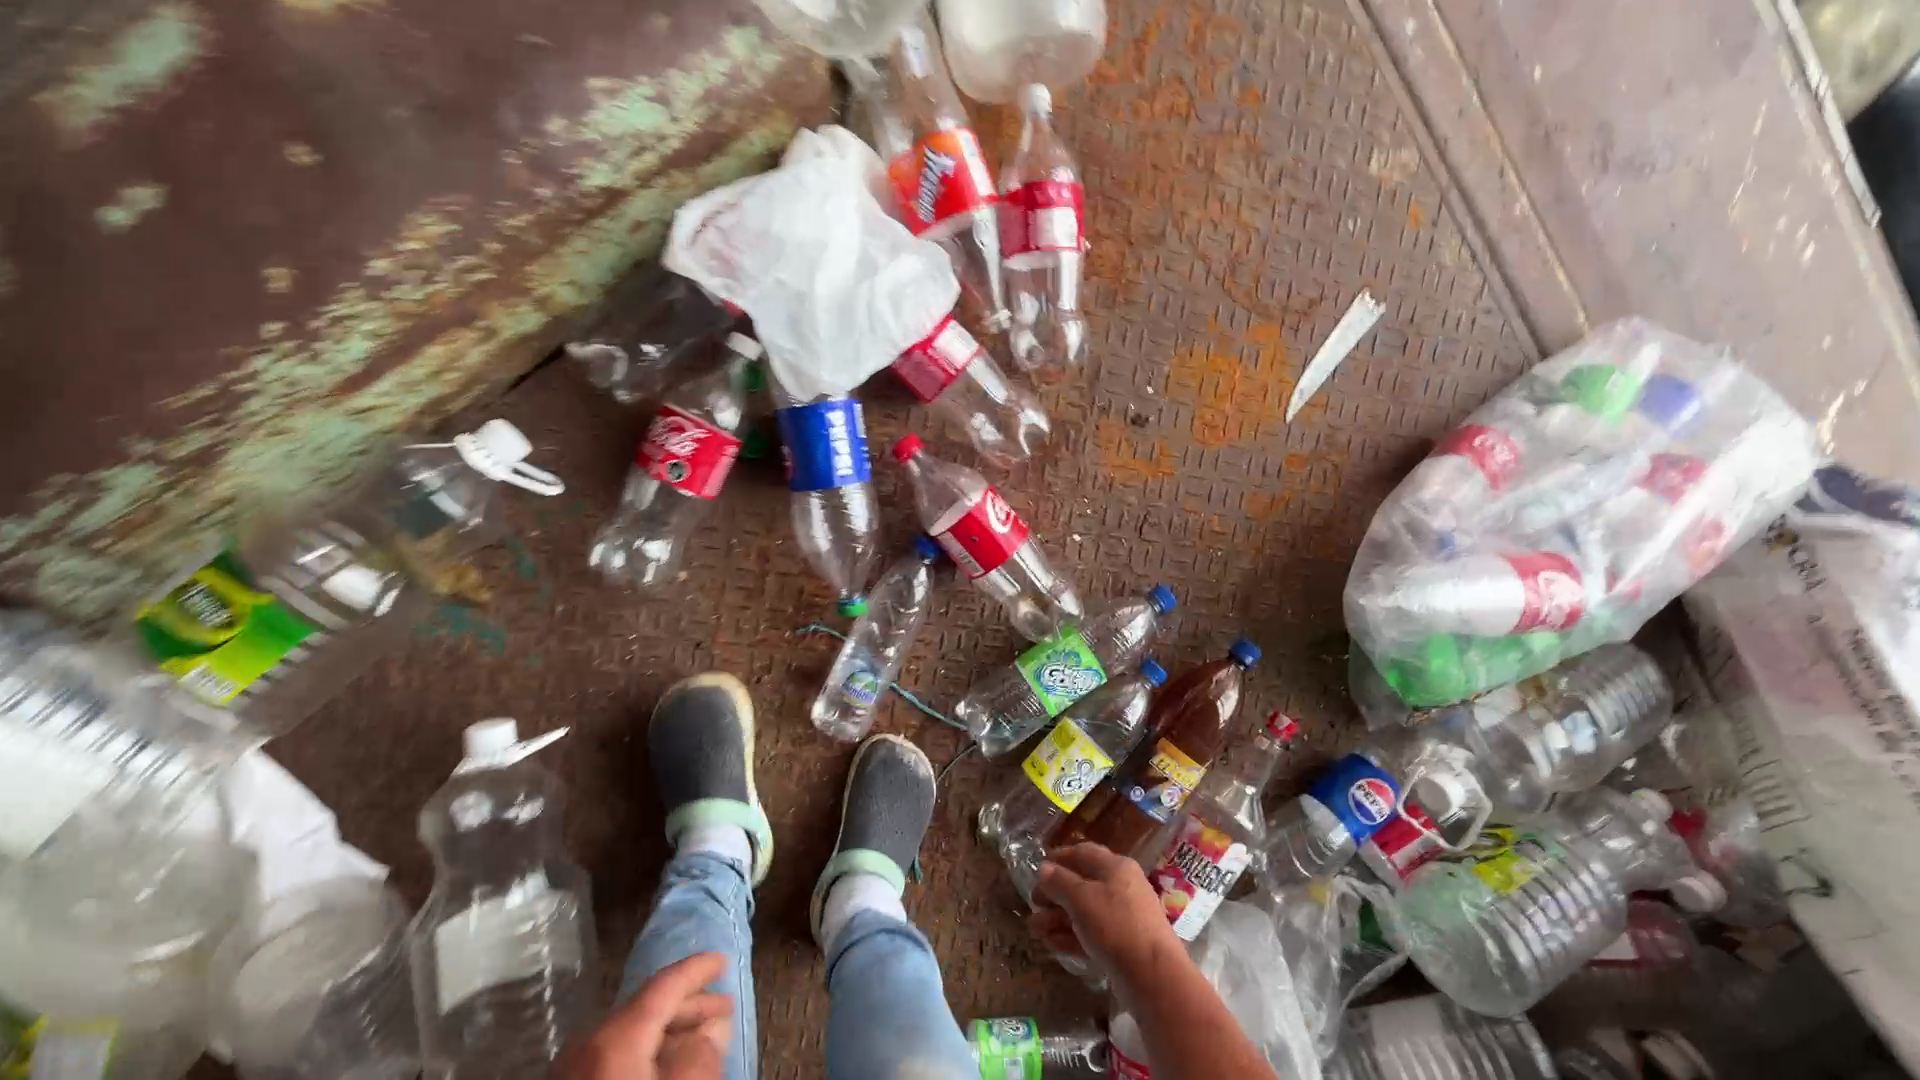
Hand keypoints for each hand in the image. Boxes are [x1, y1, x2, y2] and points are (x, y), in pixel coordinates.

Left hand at [559, 953, 731, 1079]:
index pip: (663, 984)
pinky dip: (646, 1048)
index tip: (723, 960)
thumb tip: (713, 1027)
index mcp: (616, 1034)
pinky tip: (665, 1060)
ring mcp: (574, 1064)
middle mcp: (589, 1040)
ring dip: (669, 1028)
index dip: (697, 969)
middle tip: (723, 1006)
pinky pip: (615, 1054)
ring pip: (631, 1032)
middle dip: (688, 1003)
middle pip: (646, 1007)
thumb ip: (701, 1054)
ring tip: (700, 1035)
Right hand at [1029, 843, 1181, 977]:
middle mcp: (1121, 888)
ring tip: (1035, 930)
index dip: (1059, 858)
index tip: (1037, 869)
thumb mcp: (1081, 898)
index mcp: (1115, 867)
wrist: (1153, 976)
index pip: (1083, 853)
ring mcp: (1122, 918)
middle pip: (1081, 884)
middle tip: (1033, 905)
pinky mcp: (1121, 944)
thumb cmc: (1115, 925)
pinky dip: (1071, 937)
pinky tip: (1052, 945)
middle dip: (1054, 895)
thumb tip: (1044, 868)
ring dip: (1057, 919)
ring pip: (1084, 911)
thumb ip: (1059, 881)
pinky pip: (1091, 934)